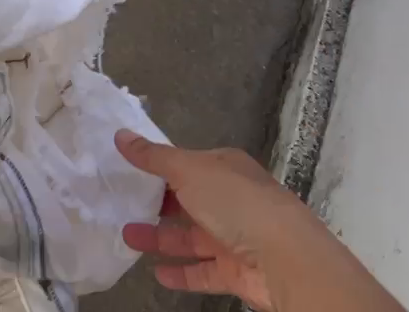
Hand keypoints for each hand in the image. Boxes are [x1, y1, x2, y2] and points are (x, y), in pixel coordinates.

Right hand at [114, 130, 403, 311]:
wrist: (288, 263)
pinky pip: (204, 271)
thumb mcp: (187, 169)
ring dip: (159, 237)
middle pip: (187, 200)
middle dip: (155, 204)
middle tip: (121, 204)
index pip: (187, 164)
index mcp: (225, 169)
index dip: (158, 166)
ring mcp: (237, 238)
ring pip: (191, 236)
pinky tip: (157, 273)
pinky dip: (181, 272)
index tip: (127, 170)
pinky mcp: (239, 272)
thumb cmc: (236, 203)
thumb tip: (119, 135)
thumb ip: (152, 156)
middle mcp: (233, 200)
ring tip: (127, 237)